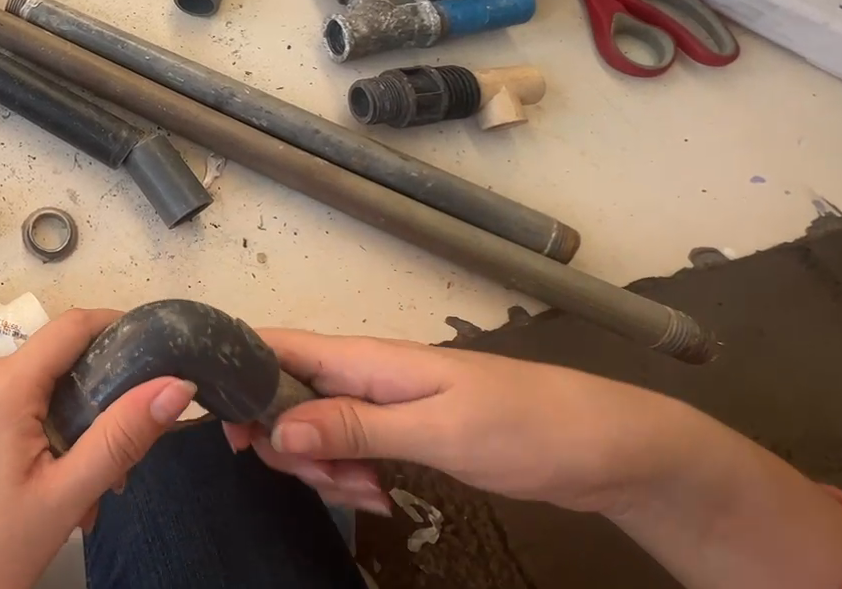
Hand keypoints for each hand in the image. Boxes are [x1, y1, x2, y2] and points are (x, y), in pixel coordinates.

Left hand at [0, 309, 196, 588]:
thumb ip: (121, 436)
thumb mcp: (66, 495)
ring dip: (73, 431)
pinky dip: (44, 436)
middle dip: (98, 403)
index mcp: (3, 383)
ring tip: (87, 498)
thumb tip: (176, 386)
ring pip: (39, 390)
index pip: (70, 327)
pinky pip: (14, 407)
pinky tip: (54, 491)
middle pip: (57, 364)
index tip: (158, 347)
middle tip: (122, 465)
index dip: (115, 326)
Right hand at [231, 331, 841, 588]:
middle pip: (282, 397)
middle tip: (330, 479)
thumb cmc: (526, 426)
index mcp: (358, 359)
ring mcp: (375, 402)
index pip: (271, 346)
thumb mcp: (440, 432)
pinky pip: (345, 447)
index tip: (229, 429)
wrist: (612, 449)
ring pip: (311, 428)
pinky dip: (349, 474)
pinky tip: (380, 495)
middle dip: (289, 443)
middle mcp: (356, 374)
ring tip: (369, 494)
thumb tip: (277, 425)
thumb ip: (356, 426)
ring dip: (324, 466)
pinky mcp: (395, 428)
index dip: (234, 374)